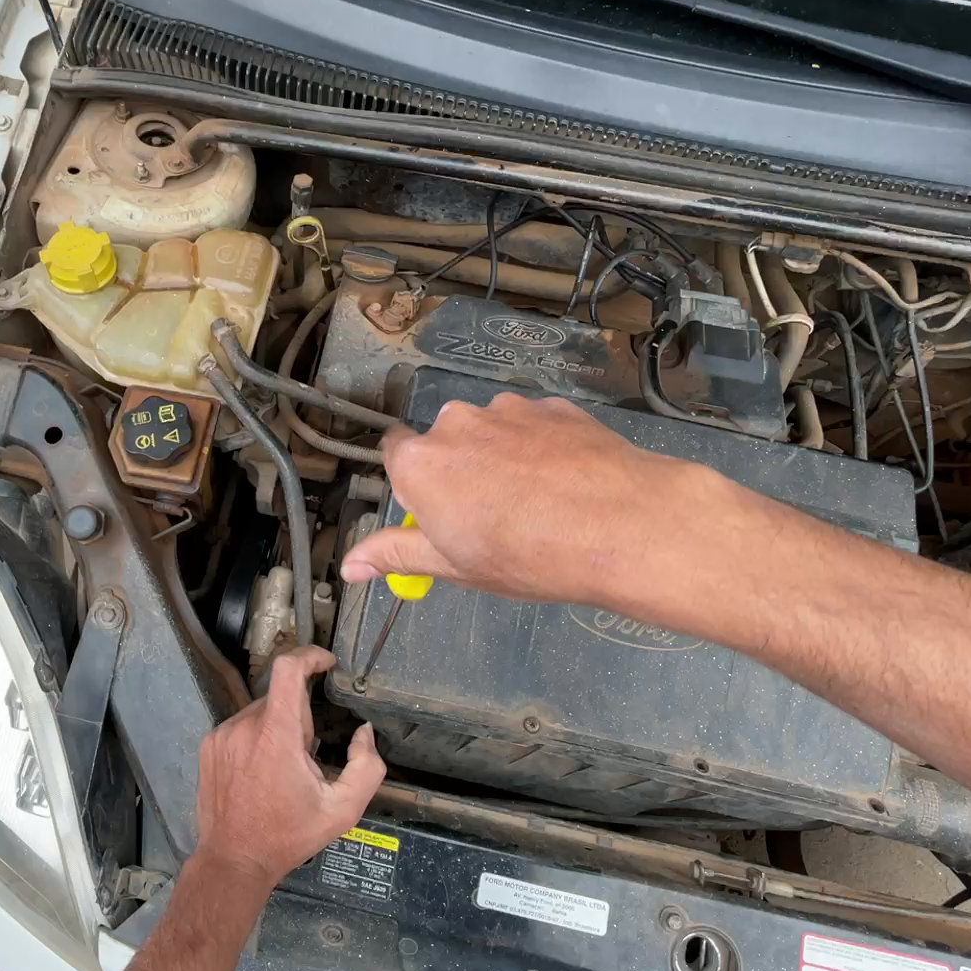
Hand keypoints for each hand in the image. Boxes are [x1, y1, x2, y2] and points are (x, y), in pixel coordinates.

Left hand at [194, 646, 385, 886]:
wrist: (234, 860)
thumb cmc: (288, 836)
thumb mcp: (342, 811)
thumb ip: (366, 767)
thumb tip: (364, 732)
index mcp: (277, 736)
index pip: (288, 669)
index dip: (310, 655)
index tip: (326, 663)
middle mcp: (245, 726)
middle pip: (282, 697)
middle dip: (300, 718)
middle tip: (305, 758)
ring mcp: (222, 733)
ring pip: (262, 711)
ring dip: (278, 727)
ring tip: (279, 770)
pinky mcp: (210, 743)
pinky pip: (242, 724)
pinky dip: (257, 736)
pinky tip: (259, 771)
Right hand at [338, 393, 770, 629]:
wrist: (621, 524)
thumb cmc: (523, 555)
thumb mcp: (452, 565)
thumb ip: (395, 554)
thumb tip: (348, 566)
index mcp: (419, 461)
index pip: (393, 453)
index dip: (415, 485)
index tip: (440, 513)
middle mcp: (455, 422)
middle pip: (444, 442)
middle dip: (459, 471)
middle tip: (493, 517)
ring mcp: (507, 408)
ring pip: (490, 432)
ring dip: (500, 457)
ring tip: (538, 501)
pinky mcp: (552, 405)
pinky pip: (531, 426)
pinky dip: (539, 447)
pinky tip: (567, 481)